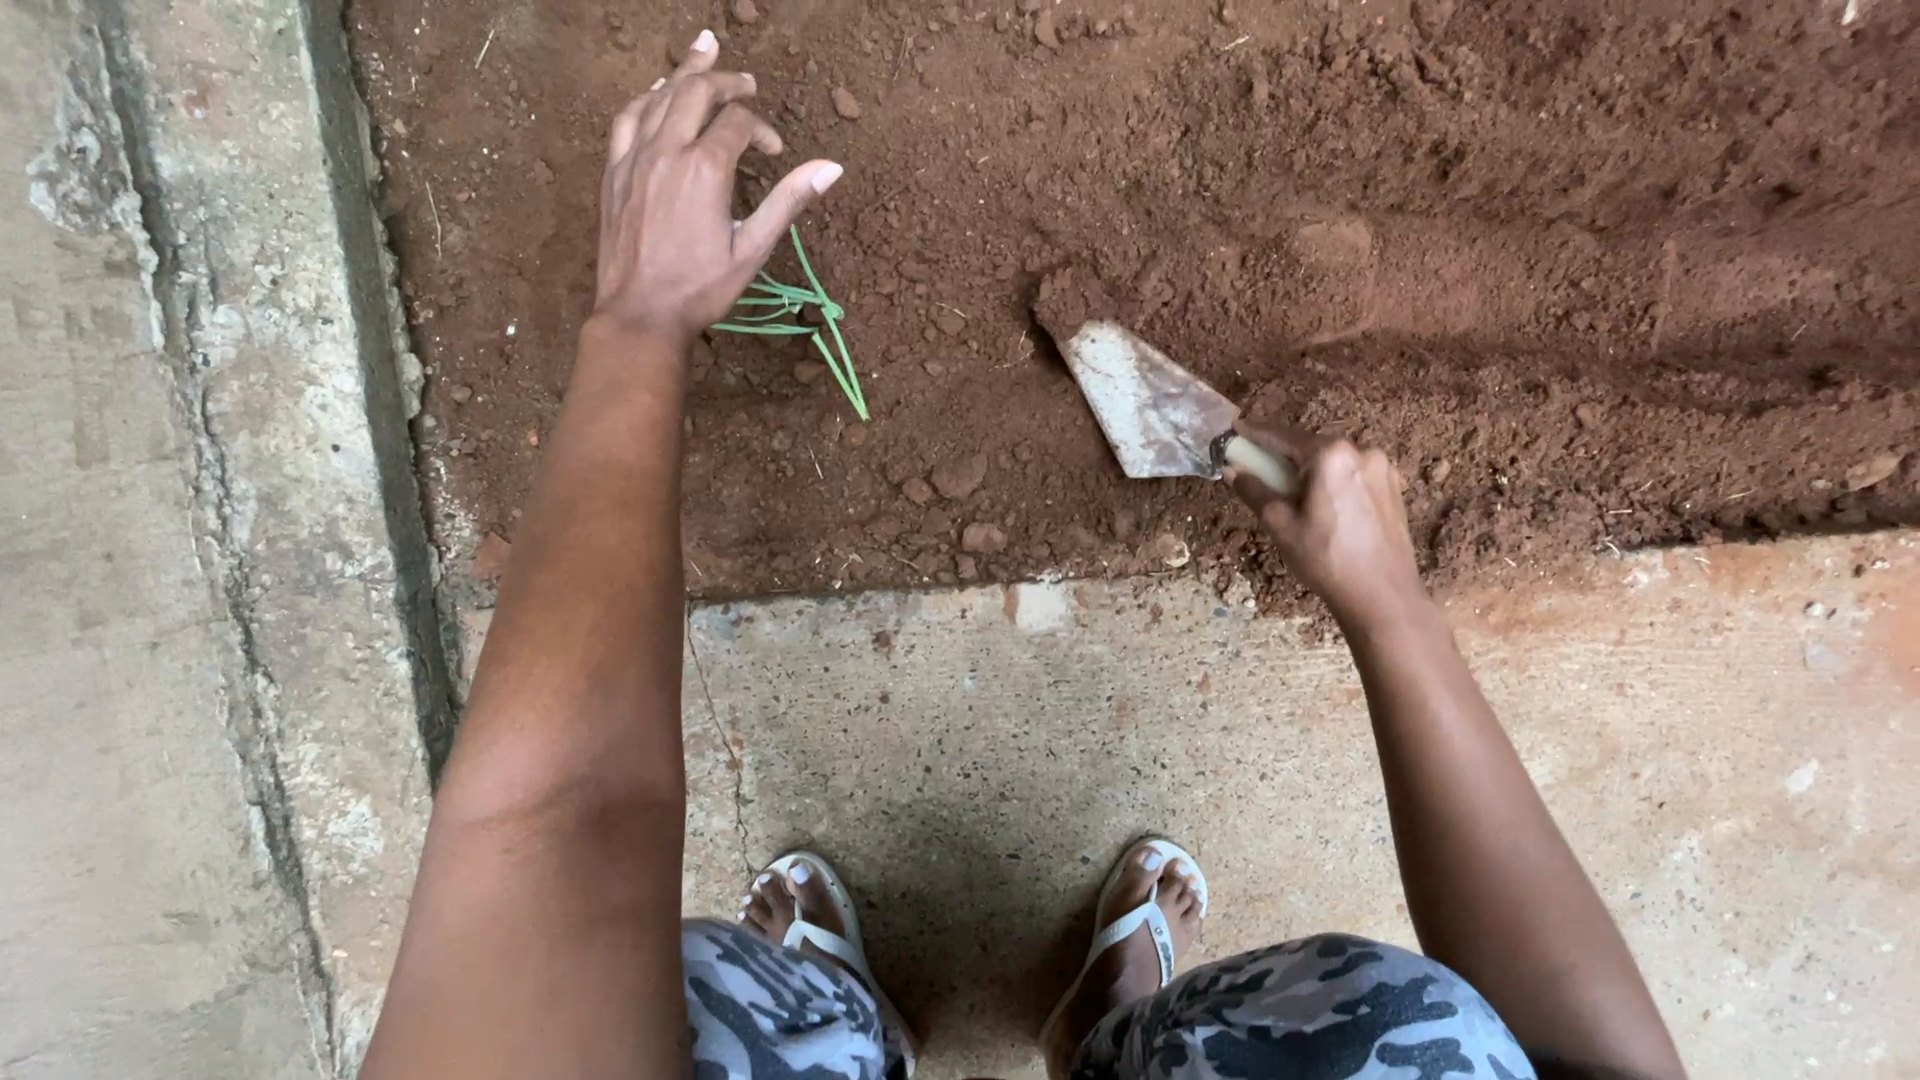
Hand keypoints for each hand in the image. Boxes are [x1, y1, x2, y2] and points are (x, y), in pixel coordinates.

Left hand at [592, 30, 842, 345]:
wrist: (642, 313)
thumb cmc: (702, 288)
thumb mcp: (753, 248)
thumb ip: (788, 201)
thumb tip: (831, 168)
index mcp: (706, 170)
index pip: (738, 123)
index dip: (762, 130)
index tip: (774, 152)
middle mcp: (668, 152)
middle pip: (696, 92)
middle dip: (725, 80)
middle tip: (746, 80)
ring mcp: (635, 158)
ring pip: (660, 96)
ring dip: (686, 72)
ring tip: (705, 52)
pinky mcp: (615, 172)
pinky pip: (628, 118)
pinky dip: (648, 98)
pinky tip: (658, 93)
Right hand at [1223, 423, 1427, 628]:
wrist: (1381, 595)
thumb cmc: (1325, 559)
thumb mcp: (1280, 524)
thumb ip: (1254, 491)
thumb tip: (1231, 470)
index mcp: (1331, 455)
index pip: (1284, 436)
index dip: (1257, 433)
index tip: (1237, 429)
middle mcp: (1361, 451)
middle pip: (1311, 446)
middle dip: (1285, 456)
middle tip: (1261, 470)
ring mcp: (1383, 468)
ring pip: (1334, 461)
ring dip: (1311, 470)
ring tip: (1294, 495)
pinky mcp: (1394, 487)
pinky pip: (1353, 474)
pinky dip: (1333, 480)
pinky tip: (1324, 504)